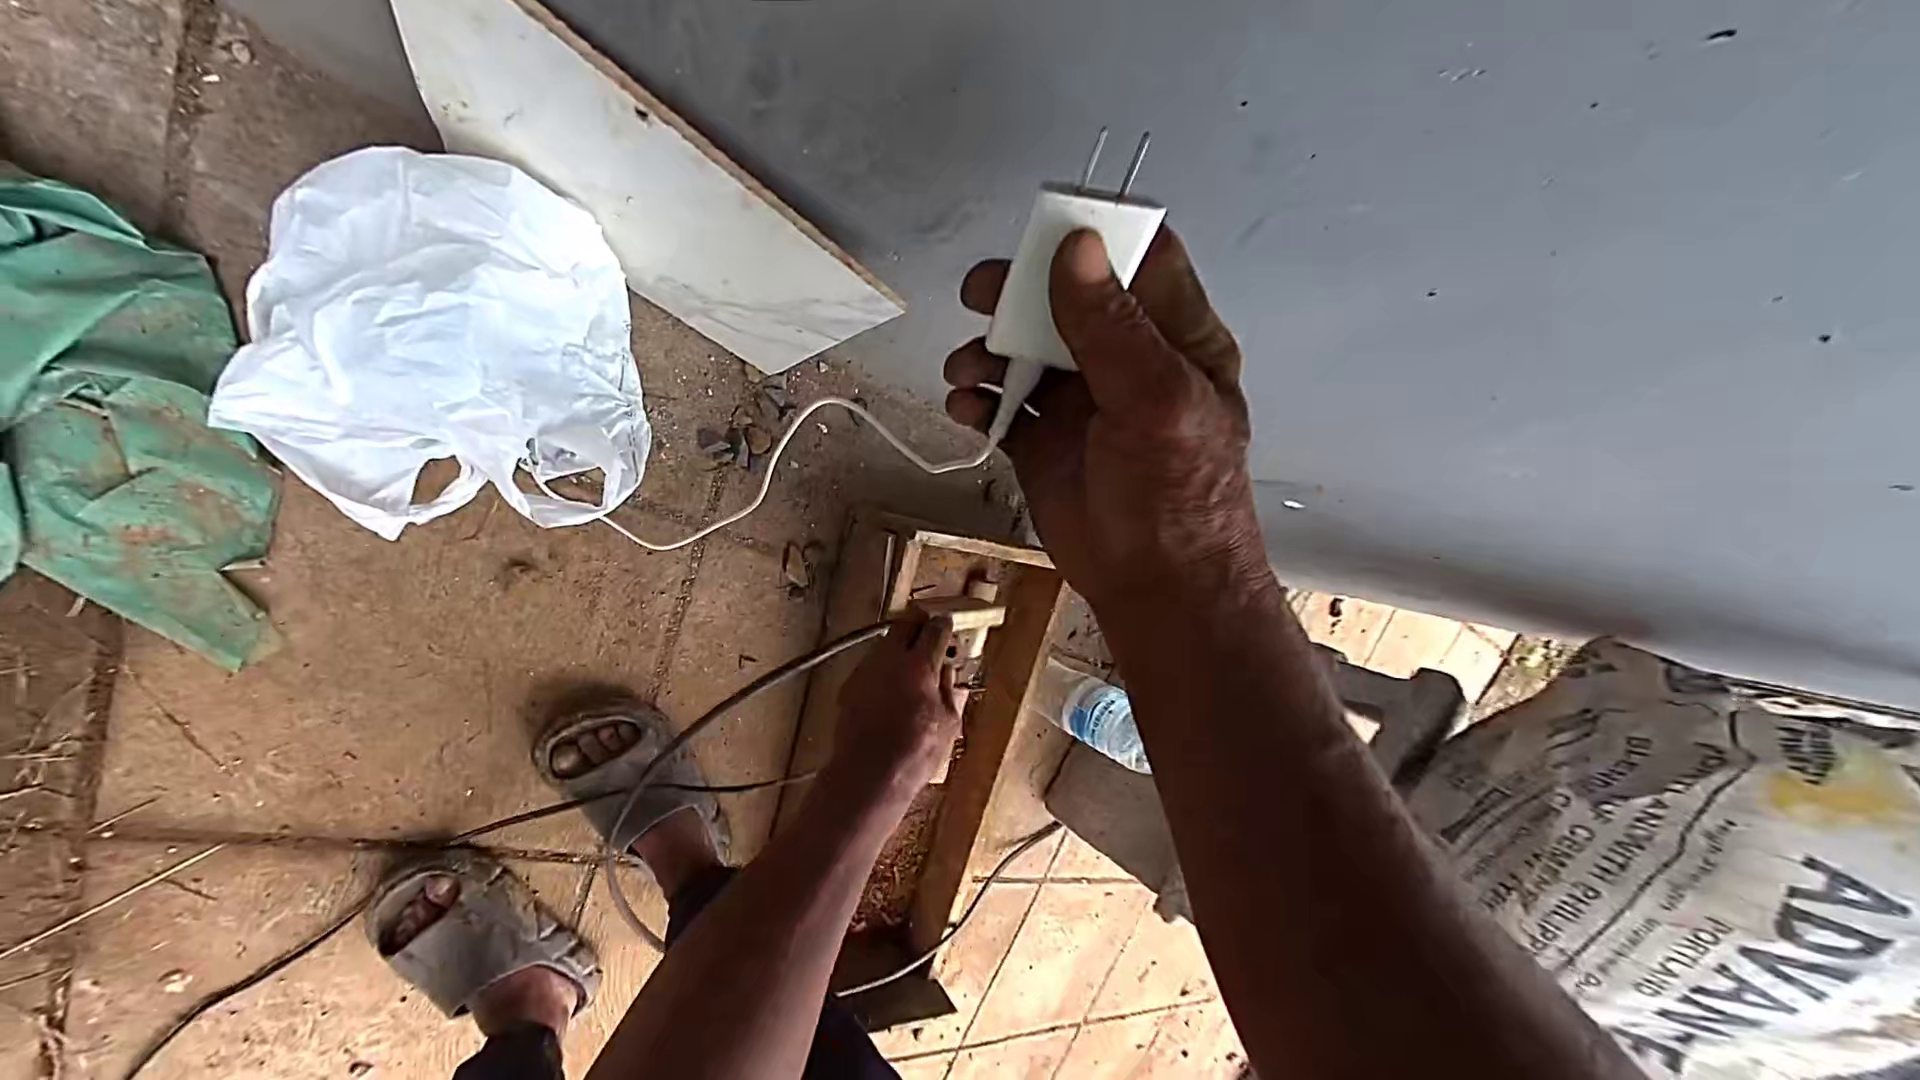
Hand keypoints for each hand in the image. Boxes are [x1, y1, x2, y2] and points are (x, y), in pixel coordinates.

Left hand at [830, 614, 962, 797]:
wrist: (868, 774)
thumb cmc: (913, 752)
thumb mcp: (949, 723)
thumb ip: (950, 692)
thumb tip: (951, 677)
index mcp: (919, 665)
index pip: (935, 629)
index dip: (944, 625)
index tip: (947, 626)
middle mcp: (889, 660)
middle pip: (904, 624)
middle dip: (919, 624)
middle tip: (929, 633)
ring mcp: (866, 671)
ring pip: (884, 643)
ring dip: (898, 646)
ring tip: (911, 664)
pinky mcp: (849, 687)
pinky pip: (870, 666)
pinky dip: (882, 669)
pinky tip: (891, 688)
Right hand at [943, 227, 1265, 612]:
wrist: (1153, 583)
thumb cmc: (1174, 492)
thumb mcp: (1156, 400)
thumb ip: (1113, 326)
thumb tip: (1075, 248)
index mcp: (1171, 339)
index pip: (1138, 262)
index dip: (1095, 238)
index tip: (1045, 232)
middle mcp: (1122, 362)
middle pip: (1064, 302)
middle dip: (1020, 294)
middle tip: (981, 293)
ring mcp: (1079, 404)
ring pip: (1024, 353)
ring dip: (988, 351)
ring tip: (967, 367)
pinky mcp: (1042, 443)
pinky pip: (1003, 406)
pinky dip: (979, 400)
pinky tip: (967, 407)